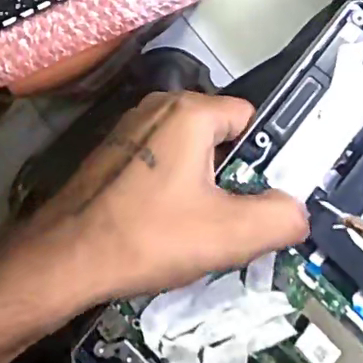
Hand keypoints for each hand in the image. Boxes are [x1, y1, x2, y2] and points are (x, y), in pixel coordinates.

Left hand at [23, 92, 309, 304]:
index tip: (265, 189)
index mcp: (190, 111)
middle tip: (230, 214)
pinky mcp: (118, 147)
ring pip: (191, 147)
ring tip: (196, 223)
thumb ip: (276, 219)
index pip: (250, 118)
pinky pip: (163, 157)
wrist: (67, 256)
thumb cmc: (142, 235)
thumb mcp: (226, 235)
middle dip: (232, 173)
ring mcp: (135, 125)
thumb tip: (296, 212)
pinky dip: (172, 182)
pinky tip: (165, 220)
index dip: (264, 155)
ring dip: (202, 181)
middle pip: (221, 133)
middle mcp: (162, 106)